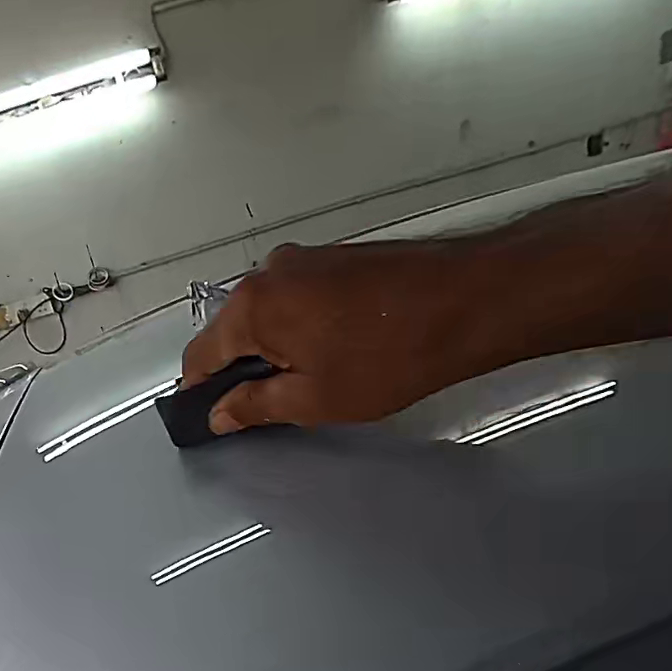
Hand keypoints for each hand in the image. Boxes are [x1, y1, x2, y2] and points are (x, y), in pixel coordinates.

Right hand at [181, 241, 525, 434]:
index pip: (199, 355)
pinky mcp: (330, 257)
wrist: (472, 301)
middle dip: (239, 366)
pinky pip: (291, 296)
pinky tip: (329, 346)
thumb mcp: (312, 400)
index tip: (209, 412)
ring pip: (262, 312)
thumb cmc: (391, 355)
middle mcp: (267, 274)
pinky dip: (295, 323)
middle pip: (229, 330)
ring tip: (309, 374)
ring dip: (270, 345)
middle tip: (266, 402)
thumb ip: (253, 406)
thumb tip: (220, 413)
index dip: (199, 389)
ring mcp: (300, 260)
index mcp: (251, 309)